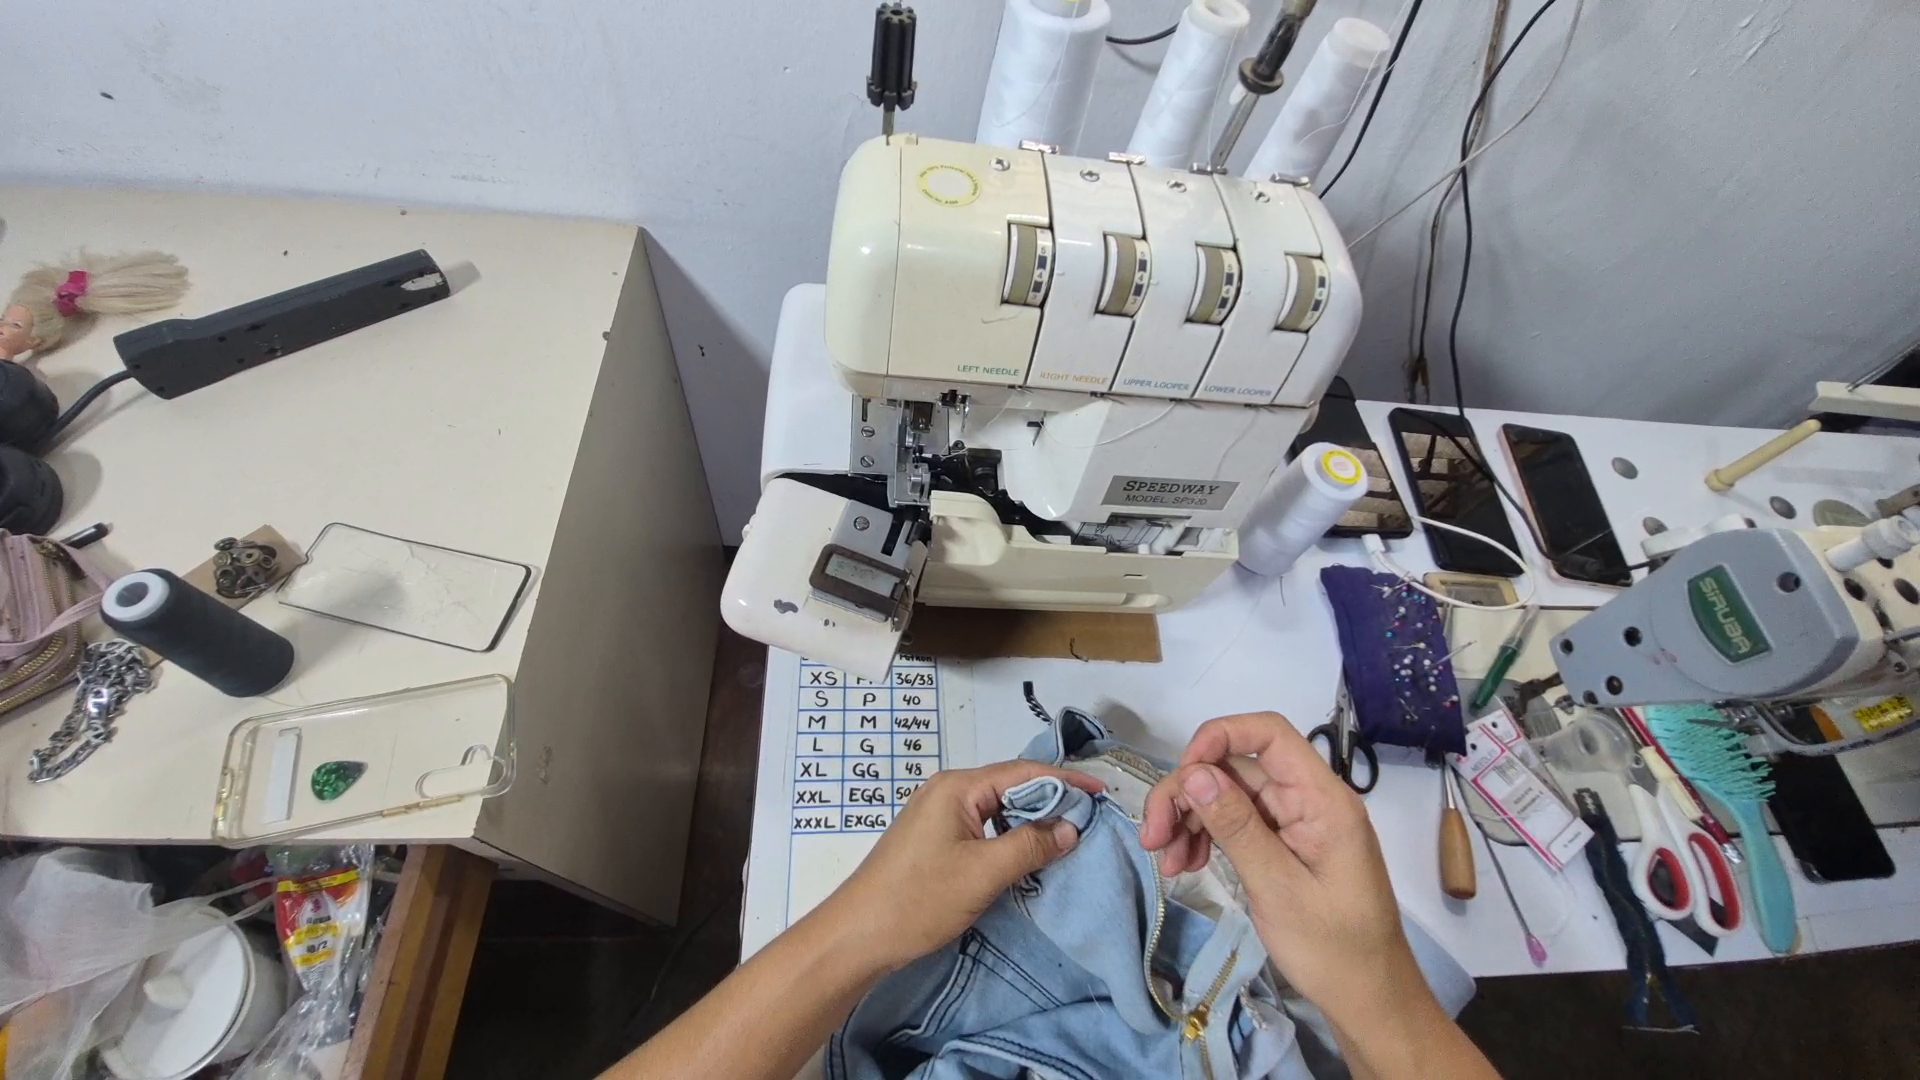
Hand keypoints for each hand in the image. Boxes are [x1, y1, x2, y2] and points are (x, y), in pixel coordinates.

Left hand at [818, 761, 1104, 973]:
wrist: (857, 936)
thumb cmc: (919, 899)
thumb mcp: (983, 873)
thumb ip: (1029, 846)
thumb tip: (1070, 827)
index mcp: (957, 787)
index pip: (1022, 772)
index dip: (1065, 780)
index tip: (1101, 792)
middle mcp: (947, 790)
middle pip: (1009, 785)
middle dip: (1050, 799)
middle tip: (1089, 818)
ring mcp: (938, 814)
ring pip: (996, 807)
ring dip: (1029, 820)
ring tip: (1065, 836)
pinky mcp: (934, 837)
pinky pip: (982, 825)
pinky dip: (1008, 836)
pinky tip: (1025, 853)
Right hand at [1139, 712, 1434, 1028]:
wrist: (1368, 1003)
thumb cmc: (1335, 950)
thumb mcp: (1279, 889)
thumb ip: (1236, 826)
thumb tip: (1192, 772)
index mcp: (1321, 799)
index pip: (1269, 733)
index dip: (1220, 736)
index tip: (1184, 774)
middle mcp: (1304, 798)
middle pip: (1233, 765)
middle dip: (1186, 792)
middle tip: (1153, 836)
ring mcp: (1289, 819)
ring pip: (1223, 792)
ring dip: (1187, 817)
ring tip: (1166, 860)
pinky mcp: (1276, 840)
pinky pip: (1229, 820)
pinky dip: (1201, 836)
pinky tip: (1184, 864)